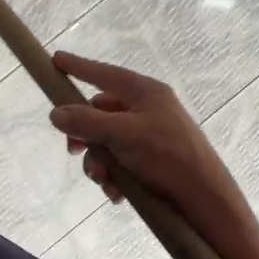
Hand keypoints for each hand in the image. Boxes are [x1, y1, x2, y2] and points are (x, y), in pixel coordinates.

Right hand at [46, 51, 227, 206]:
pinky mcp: (148, 162)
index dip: (78, 67)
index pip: (104, 74)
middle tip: (73, 150)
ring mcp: (147, 137)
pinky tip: (117, 192)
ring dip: (97, 163)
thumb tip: (55, 113)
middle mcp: (145, 111)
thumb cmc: (167, 155)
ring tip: (104, 179)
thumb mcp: (122, 134)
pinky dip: (112, 176)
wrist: (203, 199)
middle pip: (98, 114)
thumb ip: (86, 122)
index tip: (55, 59)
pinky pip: (116, 163)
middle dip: (84, 136)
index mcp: (145, 93)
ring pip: (103, 143)